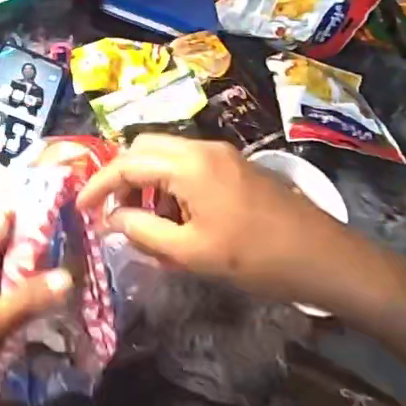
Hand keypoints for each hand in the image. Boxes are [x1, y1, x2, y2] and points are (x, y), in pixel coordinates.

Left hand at [0, 206, 70, 405]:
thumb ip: (28, 299)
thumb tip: (69, 275)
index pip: (1, 217)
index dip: (28, 204)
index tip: (63, 197)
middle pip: (8, 243)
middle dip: (39, 237)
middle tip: (80, 234)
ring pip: (9, 270)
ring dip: (35, 267)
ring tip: (76, 263)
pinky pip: (6, 295)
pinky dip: (26, 292)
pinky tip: (49, 302)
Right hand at [75, 134, 405, 315]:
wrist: (325, 257)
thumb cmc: (255, 258)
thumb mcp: (191, 252)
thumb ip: (143, 231)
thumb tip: (112, 218)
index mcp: (187, 164)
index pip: (127, 163)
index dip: (98, 185)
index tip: (80, 207)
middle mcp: (201, 148)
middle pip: (145, 147)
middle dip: (122, 175)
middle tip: (112, 210)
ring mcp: (222, 154)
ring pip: (167, 154)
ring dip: (148, 180)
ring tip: (145, 221)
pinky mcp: (236, 165)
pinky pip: (189, 164)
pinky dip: (171, 183)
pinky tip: (177, 218)